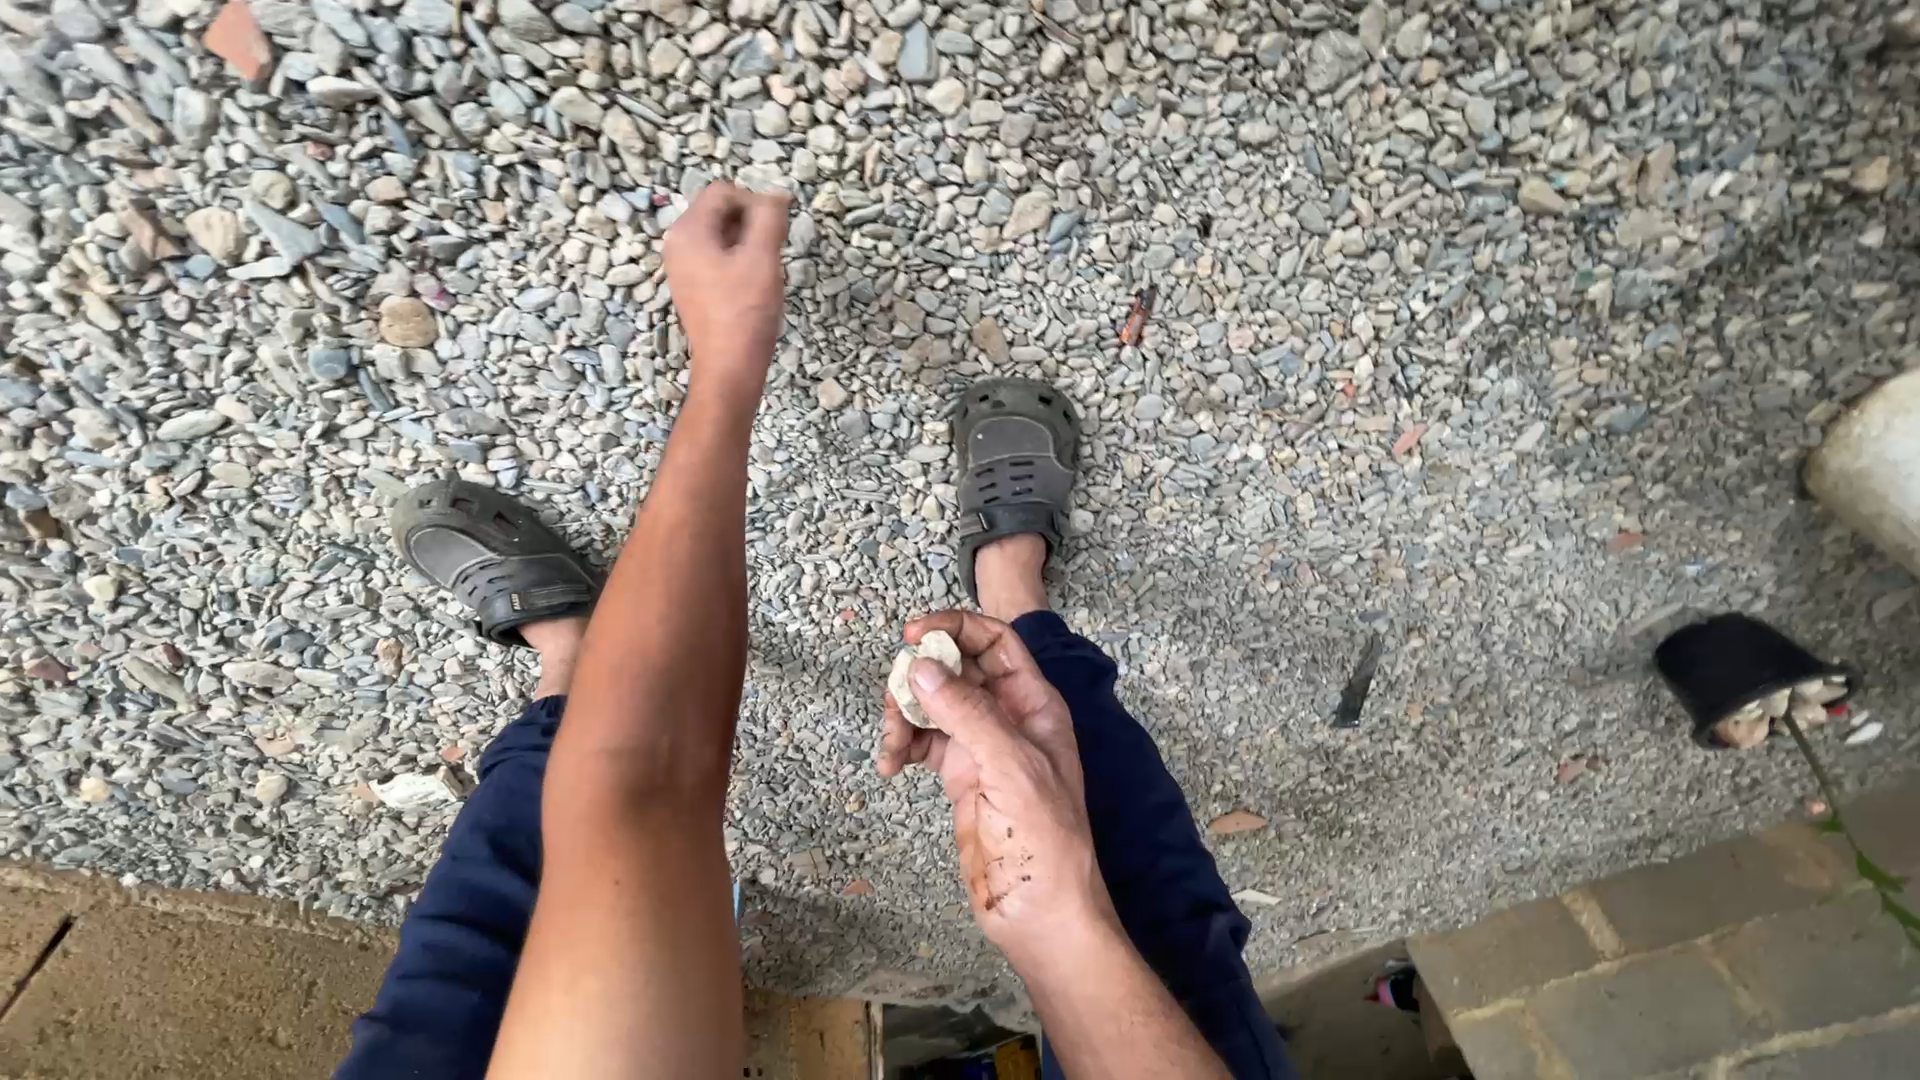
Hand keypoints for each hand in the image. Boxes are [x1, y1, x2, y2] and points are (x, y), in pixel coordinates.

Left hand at [662, 180, 789, 405]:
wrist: (729, 367)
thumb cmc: (745, 313)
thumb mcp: (762, 258)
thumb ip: (770, 218)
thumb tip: (778, 193)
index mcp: (688, 231)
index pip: (723, 192)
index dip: (756, 203)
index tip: (778, 231)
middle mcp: (678, 245)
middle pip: (720, 213)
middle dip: (752, 226)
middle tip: (773, 254)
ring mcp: (683, 268)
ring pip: (722, 238)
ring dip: (749, 247)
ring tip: (765, 274)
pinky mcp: (694, 289)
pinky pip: (718, 261)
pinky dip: (739, 265)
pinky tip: (754, 288)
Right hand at [878, 611, 1116, 962]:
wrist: (1039, 913)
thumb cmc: (1043, 840)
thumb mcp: (1011, 768)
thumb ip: (968, 713)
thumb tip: (922, 667)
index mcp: (1032, 703)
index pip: (994, 641)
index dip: (956, 627)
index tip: (914, 634)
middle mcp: (1006, 716)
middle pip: (956, 668)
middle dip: (921, 675)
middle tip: (896, 699)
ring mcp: (980, 744)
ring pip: (934, 703)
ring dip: (905, 714)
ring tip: (892, 747)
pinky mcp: (958, 774)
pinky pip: (923, 741)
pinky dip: (902, 746)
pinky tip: (890, 767)